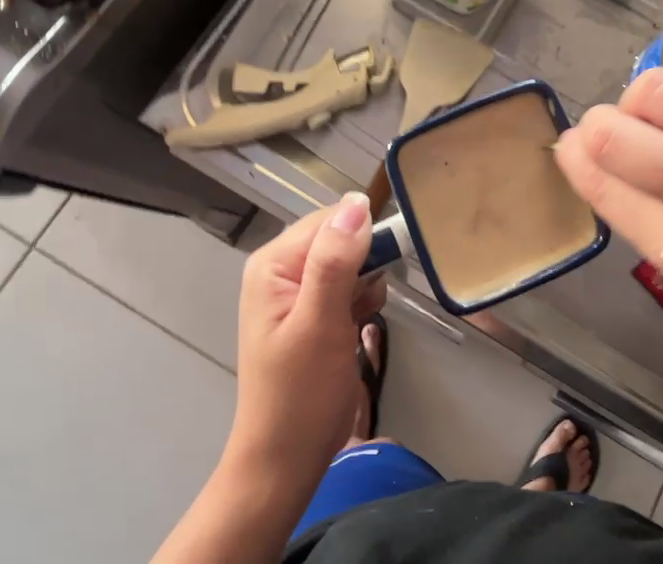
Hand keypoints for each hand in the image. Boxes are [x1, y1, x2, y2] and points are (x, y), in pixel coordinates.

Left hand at [229, 194, 384, 475]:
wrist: (287, 459)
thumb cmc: (301, 394)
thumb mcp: (320, 323)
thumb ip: (336, 261)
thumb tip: (357, 203)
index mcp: (273, 264)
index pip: (330, 220)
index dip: (363, 235)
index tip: (389, 263)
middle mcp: (280, 269)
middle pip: (339, 237)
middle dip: (365, 262)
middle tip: (367, 303)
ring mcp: (296, 292)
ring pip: (349, 262)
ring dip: (366, 284)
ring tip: (360, 318)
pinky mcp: (312, 313)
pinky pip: (347, 286)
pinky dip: (362, 301)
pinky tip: (359, 325)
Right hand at [553, 67, 662, 357]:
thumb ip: (645, 219)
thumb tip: (594, 161)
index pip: (600, 182)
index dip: (573, 158)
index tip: (569, 149)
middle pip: (612, 131)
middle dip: (592, 128)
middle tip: (603, 135)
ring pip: (652, 90)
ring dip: (637, 105)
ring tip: (654, 125)